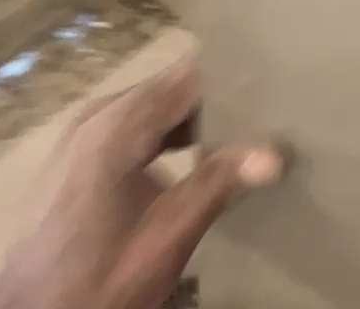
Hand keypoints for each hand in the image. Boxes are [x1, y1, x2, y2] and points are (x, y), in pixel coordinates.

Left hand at [0, 58, 284, 308]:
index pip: (191, 76)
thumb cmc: (98, 284)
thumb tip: (277, 153)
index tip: (277, 85)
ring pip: (159, 101)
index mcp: (115, 126)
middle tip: (270, 108)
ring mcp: (85, 130)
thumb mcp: (167, 237)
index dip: (236, 77)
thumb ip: (219, 182)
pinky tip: (202, 148)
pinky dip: (173, 129)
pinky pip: (140, 120)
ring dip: (199, 113)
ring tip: (248, 126)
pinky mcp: (82, 149)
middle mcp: (98, 114)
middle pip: (175, 84)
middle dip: (222, 95)